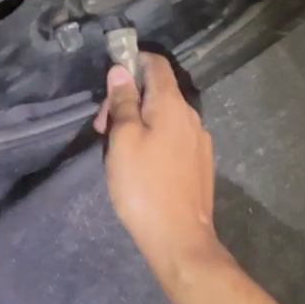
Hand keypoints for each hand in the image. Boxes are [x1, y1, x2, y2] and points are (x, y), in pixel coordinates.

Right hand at [95, 55, 223, 274]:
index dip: (132, 61)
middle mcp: (191, 116)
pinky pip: (173, 137)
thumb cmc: (144, 186)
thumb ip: (123, 101)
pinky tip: (140, 166)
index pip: (156, 63)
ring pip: (165, 116)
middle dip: (129, 100)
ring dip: (140, 122)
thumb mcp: (123, 140)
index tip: (110, 80)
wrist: (180, 242)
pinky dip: (154, 139)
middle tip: (104, 128)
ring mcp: (199, 141)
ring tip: (118, 151)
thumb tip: (121, 70)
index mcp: (172, 104)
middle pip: (158, 91)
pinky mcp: (200, 164)